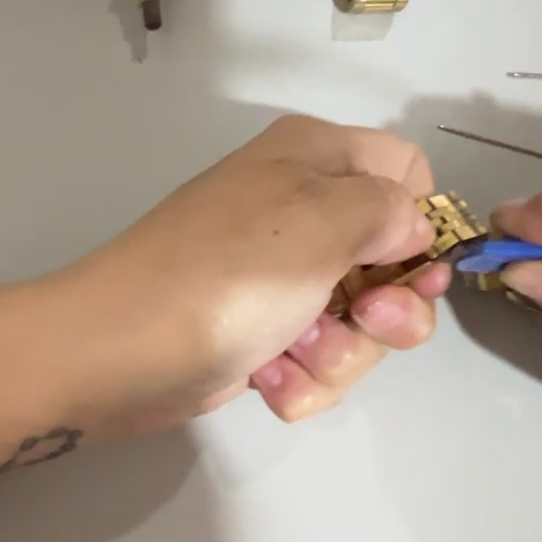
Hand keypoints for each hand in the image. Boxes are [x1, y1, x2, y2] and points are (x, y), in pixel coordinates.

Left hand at [55, 115, 450, 430]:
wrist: (120, 354)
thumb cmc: (227, 275)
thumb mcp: (320, 219)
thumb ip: (387, 209)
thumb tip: (409, 228)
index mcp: (313, 162)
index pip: (405, 173)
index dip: (420, 222)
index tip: (410, 265)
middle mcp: (299, 217)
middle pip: (392, 264)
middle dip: (389, 309)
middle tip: (366, 321)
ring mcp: (279, 284)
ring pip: (357, 326)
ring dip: (337, 354)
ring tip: (291, 355)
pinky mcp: (260, 339)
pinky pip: (313, 364)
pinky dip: (298, 380)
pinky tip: (266, 379)